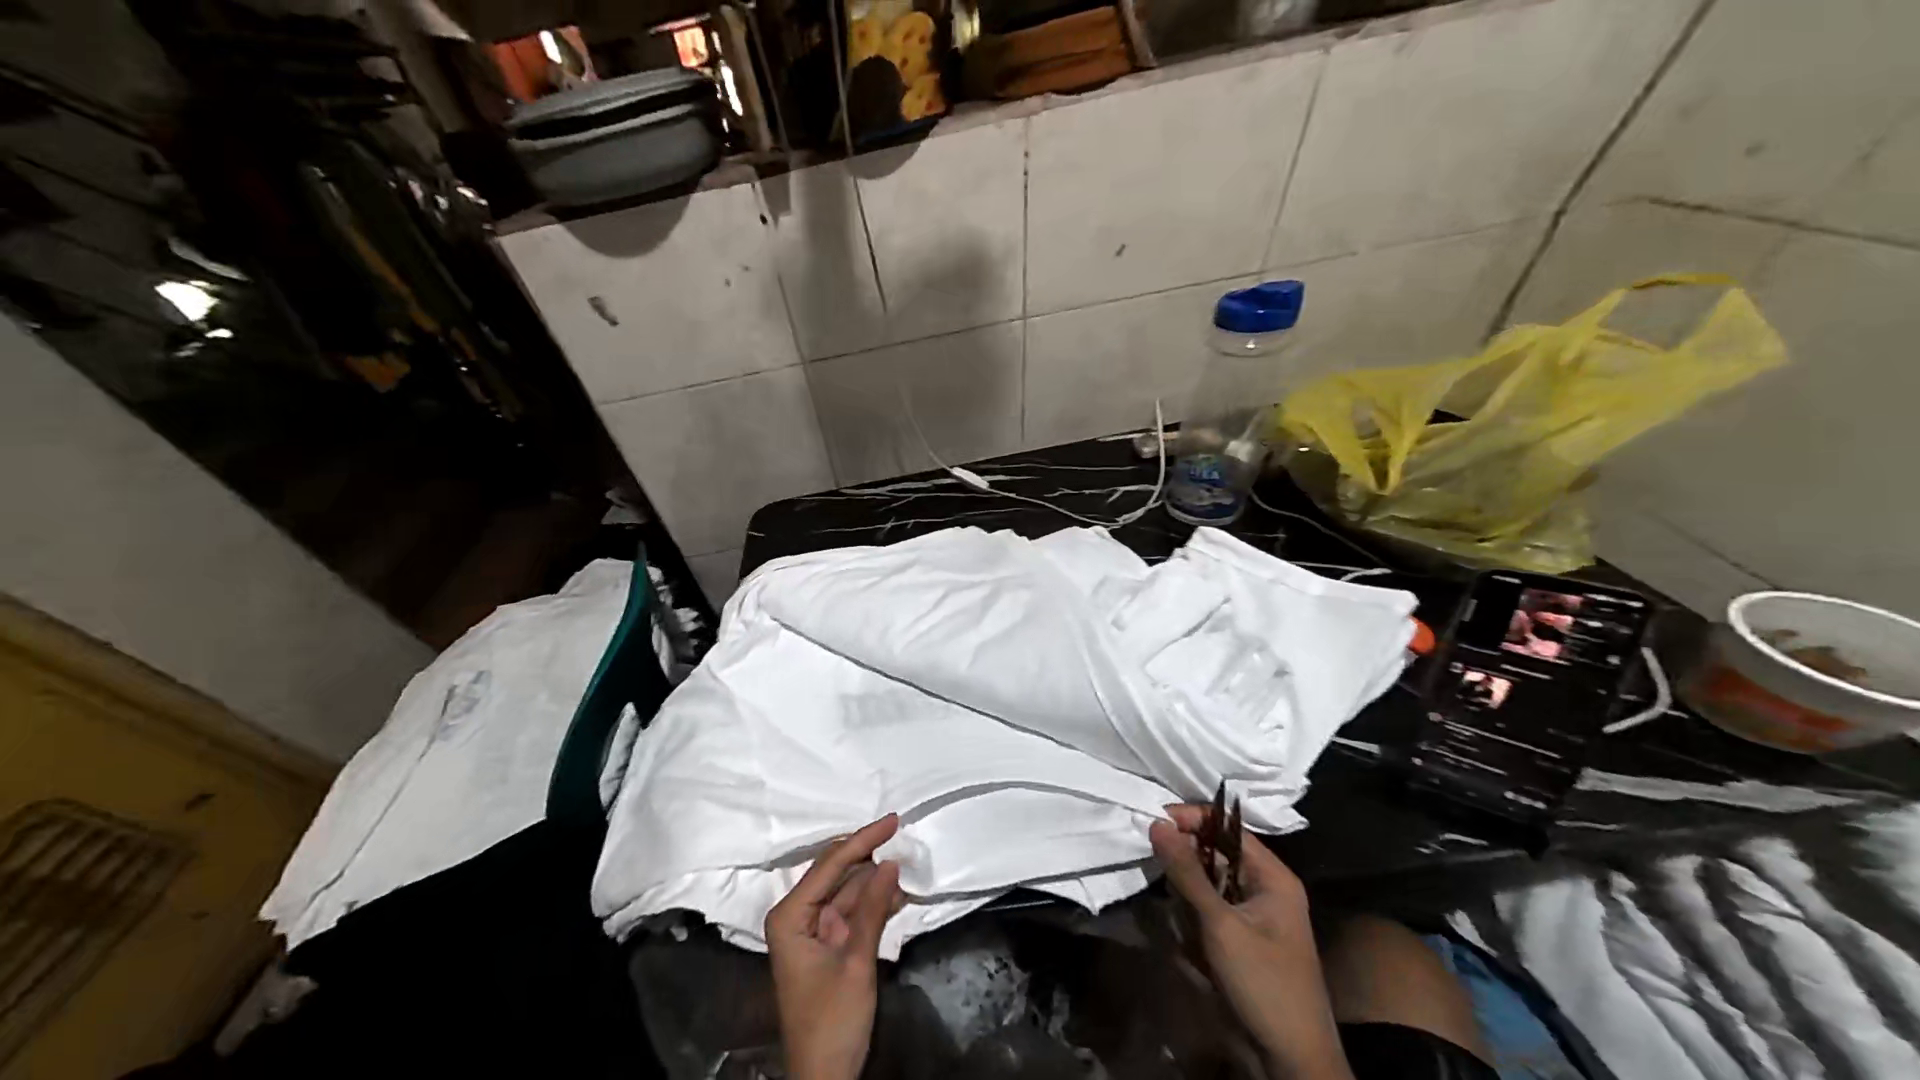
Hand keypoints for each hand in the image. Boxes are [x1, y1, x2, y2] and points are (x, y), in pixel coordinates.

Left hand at [766, 814, 905, 1079]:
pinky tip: (899, 894)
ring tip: (908, 867)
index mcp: (790, 916)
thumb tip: (891, 862)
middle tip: (903, 835)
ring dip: (877, 881)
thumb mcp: (855, 962)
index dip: (863, 840)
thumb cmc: (832, 1021)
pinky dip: (877, 903)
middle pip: (837, 873)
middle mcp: (798, 915)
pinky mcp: (830, 943)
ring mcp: (814, 929)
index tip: (892, 820)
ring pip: (849, 890)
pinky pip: (855, 911)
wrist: (824, 1077)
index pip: (830, 865)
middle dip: (870, 857)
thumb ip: (873, 909)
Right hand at [1151, 806, 1353, 1079]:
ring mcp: (1255, 914)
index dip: (1192, 819)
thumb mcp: (1221, 925)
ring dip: (1186, 888)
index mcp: (1273, 876)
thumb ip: (1188, 873)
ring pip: (1209, 882)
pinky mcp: (1242, 938)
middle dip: (1185, 855)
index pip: (1228, 828)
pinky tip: (1181, 926)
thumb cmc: (1264, 983)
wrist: (1292, 1060)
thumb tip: (1157, 823)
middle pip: (1217, 853)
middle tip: (1151, 856)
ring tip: (1171, 902)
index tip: (1154, 820)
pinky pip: (1210, 909)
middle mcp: (1266, 888)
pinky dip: (1192, 912)